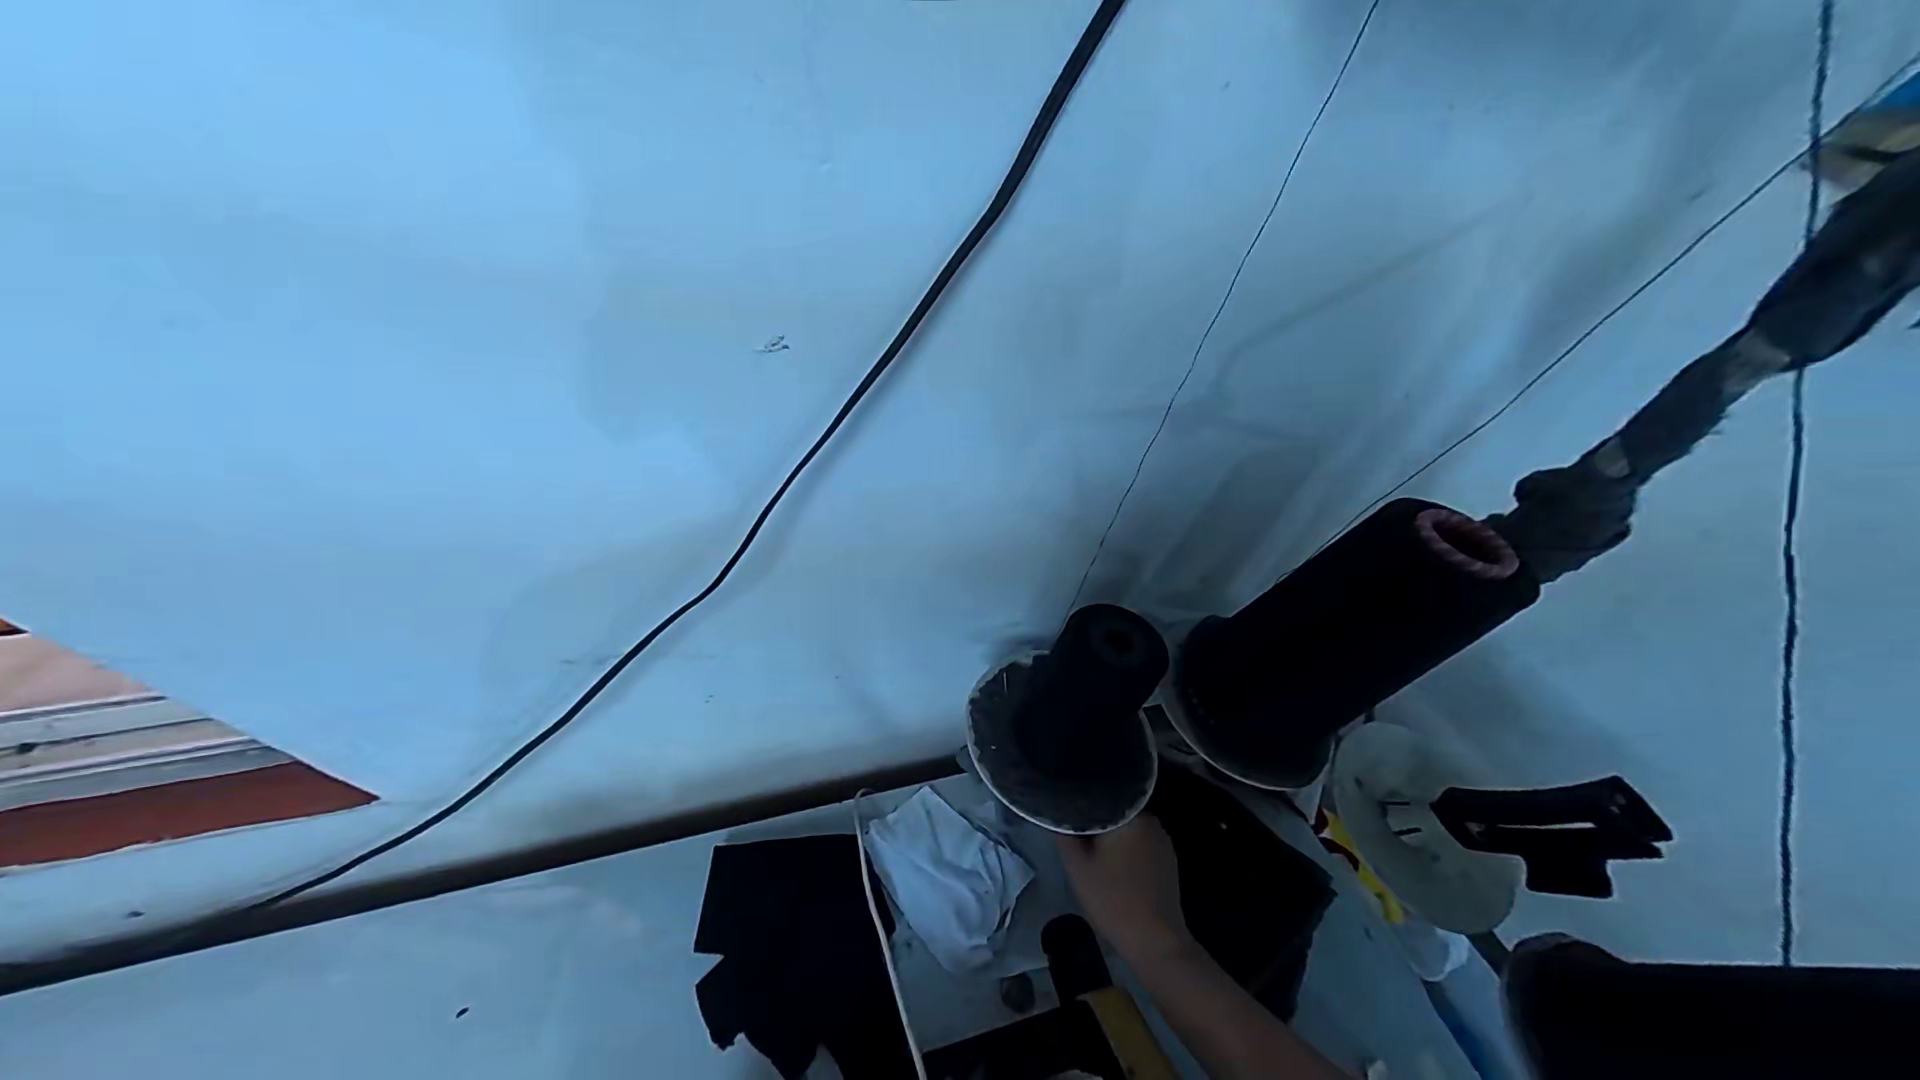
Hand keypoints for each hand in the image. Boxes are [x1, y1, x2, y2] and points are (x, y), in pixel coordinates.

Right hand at [1053, 813, 1193, 964]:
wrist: (1155, 941)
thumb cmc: (1112, 900)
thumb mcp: (1077, 867)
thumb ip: (1065, 834)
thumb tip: (1058, 812)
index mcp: (1129, 815)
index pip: (1098, 797)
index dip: (1079, 805)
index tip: (1066, 818)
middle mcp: (1150, 819)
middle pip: (1114, 812)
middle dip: (1096, 822)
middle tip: (1077, 839)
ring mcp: (1163, 839)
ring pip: (1127, 828)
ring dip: (1112, 836)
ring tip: (1095, 853)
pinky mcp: (1169, 859)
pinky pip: (1141, 842)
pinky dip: (1127, 848)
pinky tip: (1117, 867)